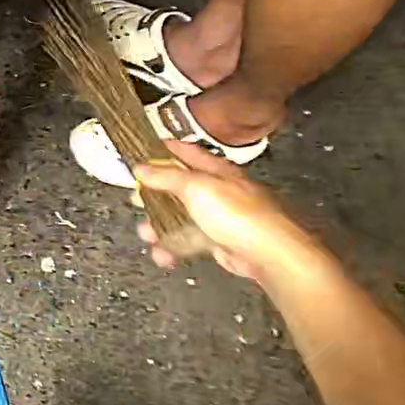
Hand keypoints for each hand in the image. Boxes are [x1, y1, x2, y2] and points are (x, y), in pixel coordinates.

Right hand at [134, 140, 331, 284]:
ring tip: (146, 234)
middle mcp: (217, 192)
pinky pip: (187, 241)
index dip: (164, 150)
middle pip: (178, 188)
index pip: (186, 153)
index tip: (142, 151)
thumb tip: (141, 168)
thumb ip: (166, 176)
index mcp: (216, 171)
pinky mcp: (217, 241)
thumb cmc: (239, 214)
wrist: (267, 254)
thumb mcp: (196, 187)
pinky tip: (163, 254)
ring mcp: (217, 217)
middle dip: (155, 196)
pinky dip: (173, 248)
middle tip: (137, 199)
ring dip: (159, 227)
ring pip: (179, 218)